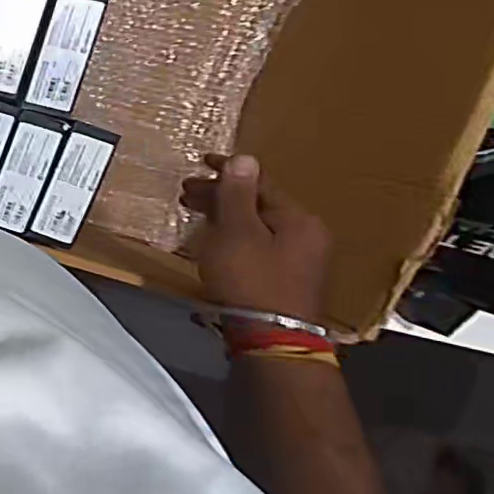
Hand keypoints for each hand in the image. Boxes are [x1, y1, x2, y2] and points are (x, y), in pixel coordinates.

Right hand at [180, 153, 328, 322]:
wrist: (269, 336)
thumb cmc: (250, 278)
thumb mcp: (237, 231)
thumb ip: (238, 194)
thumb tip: (244, 158)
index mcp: (299, 220)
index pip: (261, 183)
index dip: (229, 170)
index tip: (201, 161)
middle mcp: (307, 235)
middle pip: (259, 203)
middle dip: (222, 193)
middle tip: (187, 191)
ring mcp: (300, 257)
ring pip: (256, 222)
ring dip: (225, 213)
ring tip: (195, 211)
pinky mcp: (286, 275)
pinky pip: (257, 240)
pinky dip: (233, 231)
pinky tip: (214, 236)